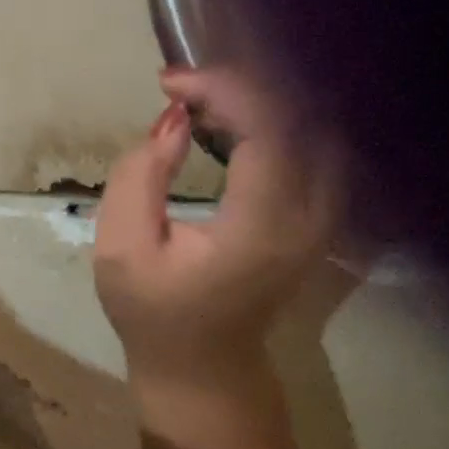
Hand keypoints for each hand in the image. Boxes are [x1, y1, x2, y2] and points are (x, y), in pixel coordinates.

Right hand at [93, 67, 337, 388]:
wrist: (201, 363)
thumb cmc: (151, 313)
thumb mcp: (119, 252)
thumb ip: (138, 181)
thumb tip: (172, 121)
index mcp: (263, 224)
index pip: (268, 127)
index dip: (223, 90)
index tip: (168, 84)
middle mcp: (315, 211)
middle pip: (303, 113)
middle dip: (241, 87)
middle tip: (181, 91)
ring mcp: (330, 211)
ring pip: (315, 123)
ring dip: (261, 101)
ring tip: (202, 105)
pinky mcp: (325, 210)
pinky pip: (314, 142)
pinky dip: (275, 121)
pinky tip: (231, 125)